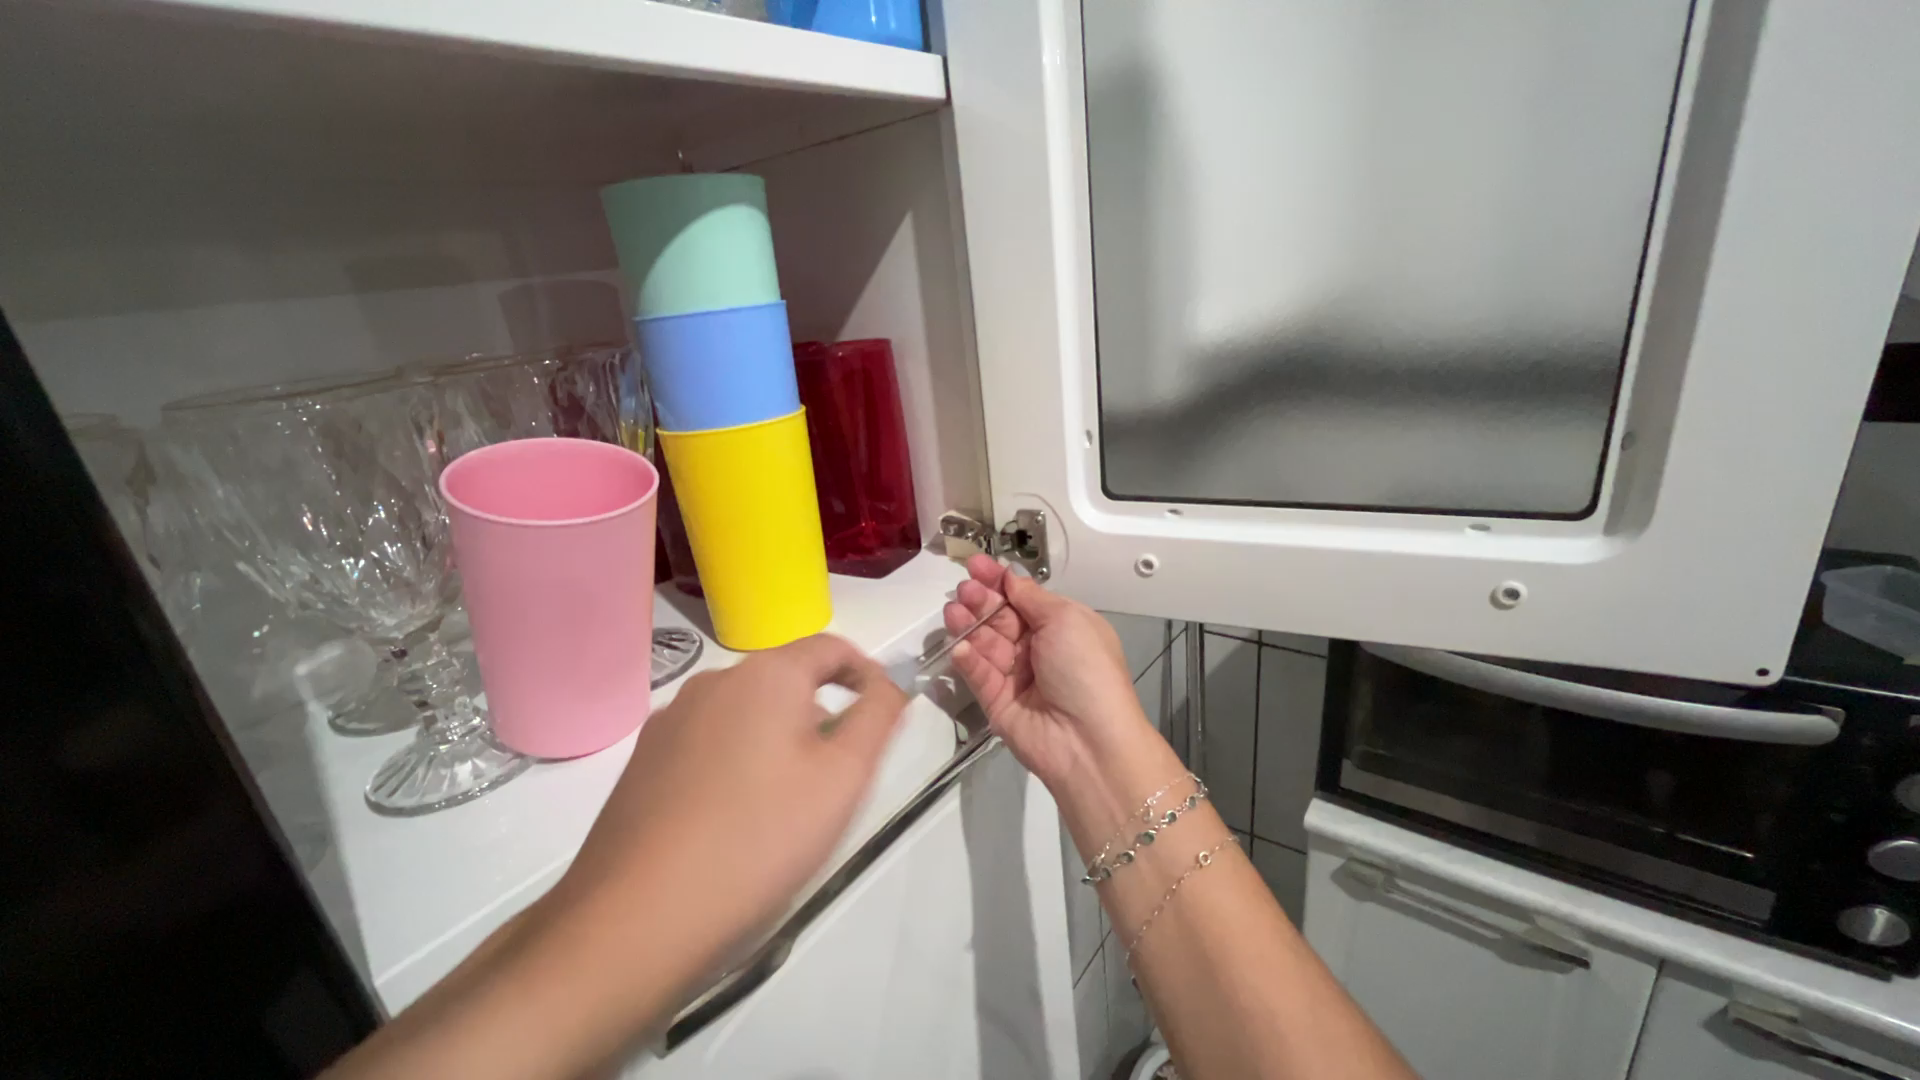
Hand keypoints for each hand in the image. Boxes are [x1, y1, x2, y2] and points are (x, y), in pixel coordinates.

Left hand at [538, 634, 908, 998]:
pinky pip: (708, 743)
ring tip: (787, 806)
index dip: (865, 672)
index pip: (830, 647)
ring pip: (745, 714)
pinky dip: (735, 763)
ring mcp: (670, 721)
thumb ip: (878, 717)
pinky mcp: (643, 761)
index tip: (883, 713)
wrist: (637, 916)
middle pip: (785, 680)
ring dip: (777, 740)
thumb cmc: (760, 839)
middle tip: (839, 777)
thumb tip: (890, 683)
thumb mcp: (843, 778)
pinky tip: (734, 820)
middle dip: (821, 714)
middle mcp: (713, 682)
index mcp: (766, 674)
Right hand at [944, 554, 1153, 788]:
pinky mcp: (996, 702)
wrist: (1089, 740)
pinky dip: (968, 659)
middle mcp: (1037, 648)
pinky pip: (978, 674)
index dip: (999, 580)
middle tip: (964, 589)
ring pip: (984, 643)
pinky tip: (961, 645)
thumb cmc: (1087, 670)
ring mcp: (1016, 676)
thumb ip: (1033, 598)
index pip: (1022, 597)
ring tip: (954, 611)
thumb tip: (1011, 577)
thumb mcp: (1068, 620)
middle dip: (981, 600)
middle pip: (1000, 617)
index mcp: (1061, 626)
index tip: (976, 564)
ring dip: (969, 624)